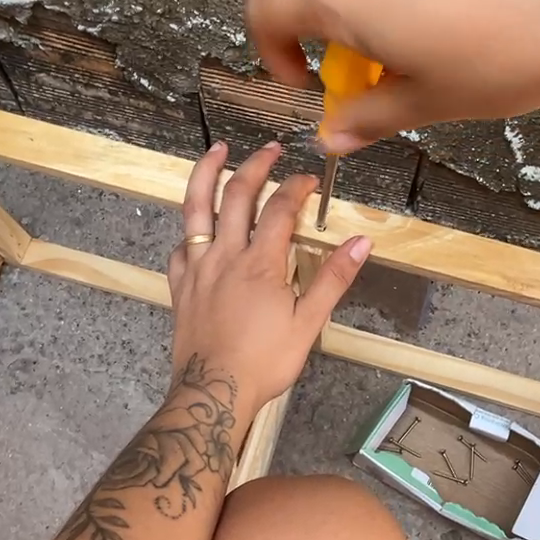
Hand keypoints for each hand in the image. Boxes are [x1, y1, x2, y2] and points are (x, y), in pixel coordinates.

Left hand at [167, 141, 370, 410]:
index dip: (297, 187)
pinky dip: (189, 229)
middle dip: (256, 165)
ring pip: (196, 208)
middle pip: (237, 194)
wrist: (212, 392)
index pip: (281, 208)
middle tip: (270, 147)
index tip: (311, 178)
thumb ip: (332, 279)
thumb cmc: (264, 361)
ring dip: (206, 174)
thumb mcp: (308, 324)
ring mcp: (197, 267)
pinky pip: (180, 245)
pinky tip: (195, 228)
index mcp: (260, 263)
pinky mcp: (179, 285)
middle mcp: (225, 255)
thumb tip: (360, 242)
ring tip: (216, 150)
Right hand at [244, 0, 539, 152]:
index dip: (271, 53)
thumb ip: (369, 117)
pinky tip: (453, 10)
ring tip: (409, 40)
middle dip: (309, 14)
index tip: (307, 83)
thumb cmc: (511, 48)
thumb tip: (335, 136)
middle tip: (353, 60)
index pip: (266, 9)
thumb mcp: (429, 100)